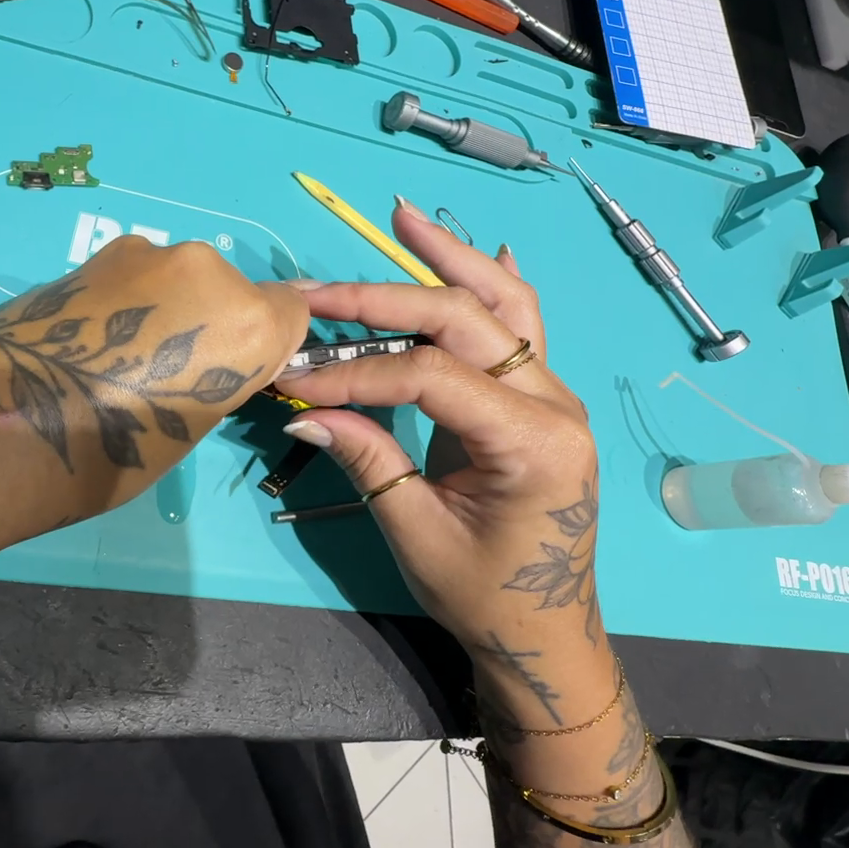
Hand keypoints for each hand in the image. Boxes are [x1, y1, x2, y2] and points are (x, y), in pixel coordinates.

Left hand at [0, 235, 309, 549]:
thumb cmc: (99, 453)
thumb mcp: (183, 432)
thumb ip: (216, 380)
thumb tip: (212, 361)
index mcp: (244, 320)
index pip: (291, 314)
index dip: (266, 348)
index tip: (239, 375)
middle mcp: (201, 269)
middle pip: (233, 293)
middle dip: (213, 326)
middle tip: (169, 375)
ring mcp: (141, 254)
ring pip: (179, 281)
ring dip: (166, 311)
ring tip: (117, 362)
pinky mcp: (91, 255)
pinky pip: (135, 277)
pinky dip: (127, 304)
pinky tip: (86, 344)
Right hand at [274, 201, 605, 727]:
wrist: (542, 629)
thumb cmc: (483, 594)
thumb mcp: (415, 533)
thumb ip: (366, 458)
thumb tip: (300, 407)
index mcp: (532, 443)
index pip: (429, 376)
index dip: (354, 373)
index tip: (295, 378)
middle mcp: (553, 403)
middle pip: (465, 320)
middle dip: (385, 299)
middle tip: (318, 288)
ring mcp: (552, 395)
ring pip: (505, 304)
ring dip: (450, 258)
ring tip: (402, 218)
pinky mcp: (537, 398)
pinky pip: (523, 328)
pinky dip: (495, 285)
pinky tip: (482, 251)